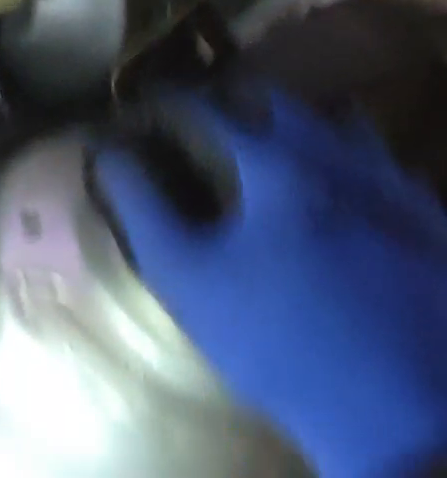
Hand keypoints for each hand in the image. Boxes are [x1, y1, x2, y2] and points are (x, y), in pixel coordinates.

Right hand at [96, 87, 446, 477]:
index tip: (143, 101)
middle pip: (292, 110)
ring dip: (306, 126)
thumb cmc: (272, 335)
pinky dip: (354, 162)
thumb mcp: (180, 270)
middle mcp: (348, 170)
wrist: (404, 420)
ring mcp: (407, 204)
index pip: (211, 110)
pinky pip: (394, 175)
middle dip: (242, 101)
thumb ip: (138, 201)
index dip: (170, 101)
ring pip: (355, 135)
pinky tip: (336, 187)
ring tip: (272, 138)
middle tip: (207, 110)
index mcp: (280, 170)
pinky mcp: (439, 239)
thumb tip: (107, 148)